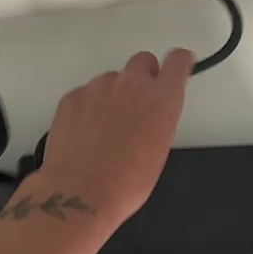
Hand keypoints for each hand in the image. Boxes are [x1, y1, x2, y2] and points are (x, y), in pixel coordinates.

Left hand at [31, 49, 195, 225]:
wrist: (80, 192)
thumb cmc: (126, 182)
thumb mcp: (159, 151)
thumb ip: (159, 120)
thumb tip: (152, 115)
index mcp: (161, 98)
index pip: (177, 61)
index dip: (180, 62)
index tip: (179, 65)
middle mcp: (131, 84)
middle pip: (143, 61)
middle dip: (144, 76)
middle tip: (139, 103)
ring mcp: (98, 87)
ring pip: (112, 79)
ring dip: (114, 95)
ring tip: (106, 128)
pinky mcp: (73, 96)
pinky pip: (86, 93)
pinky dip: (88, 107)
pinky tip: (85, 133)